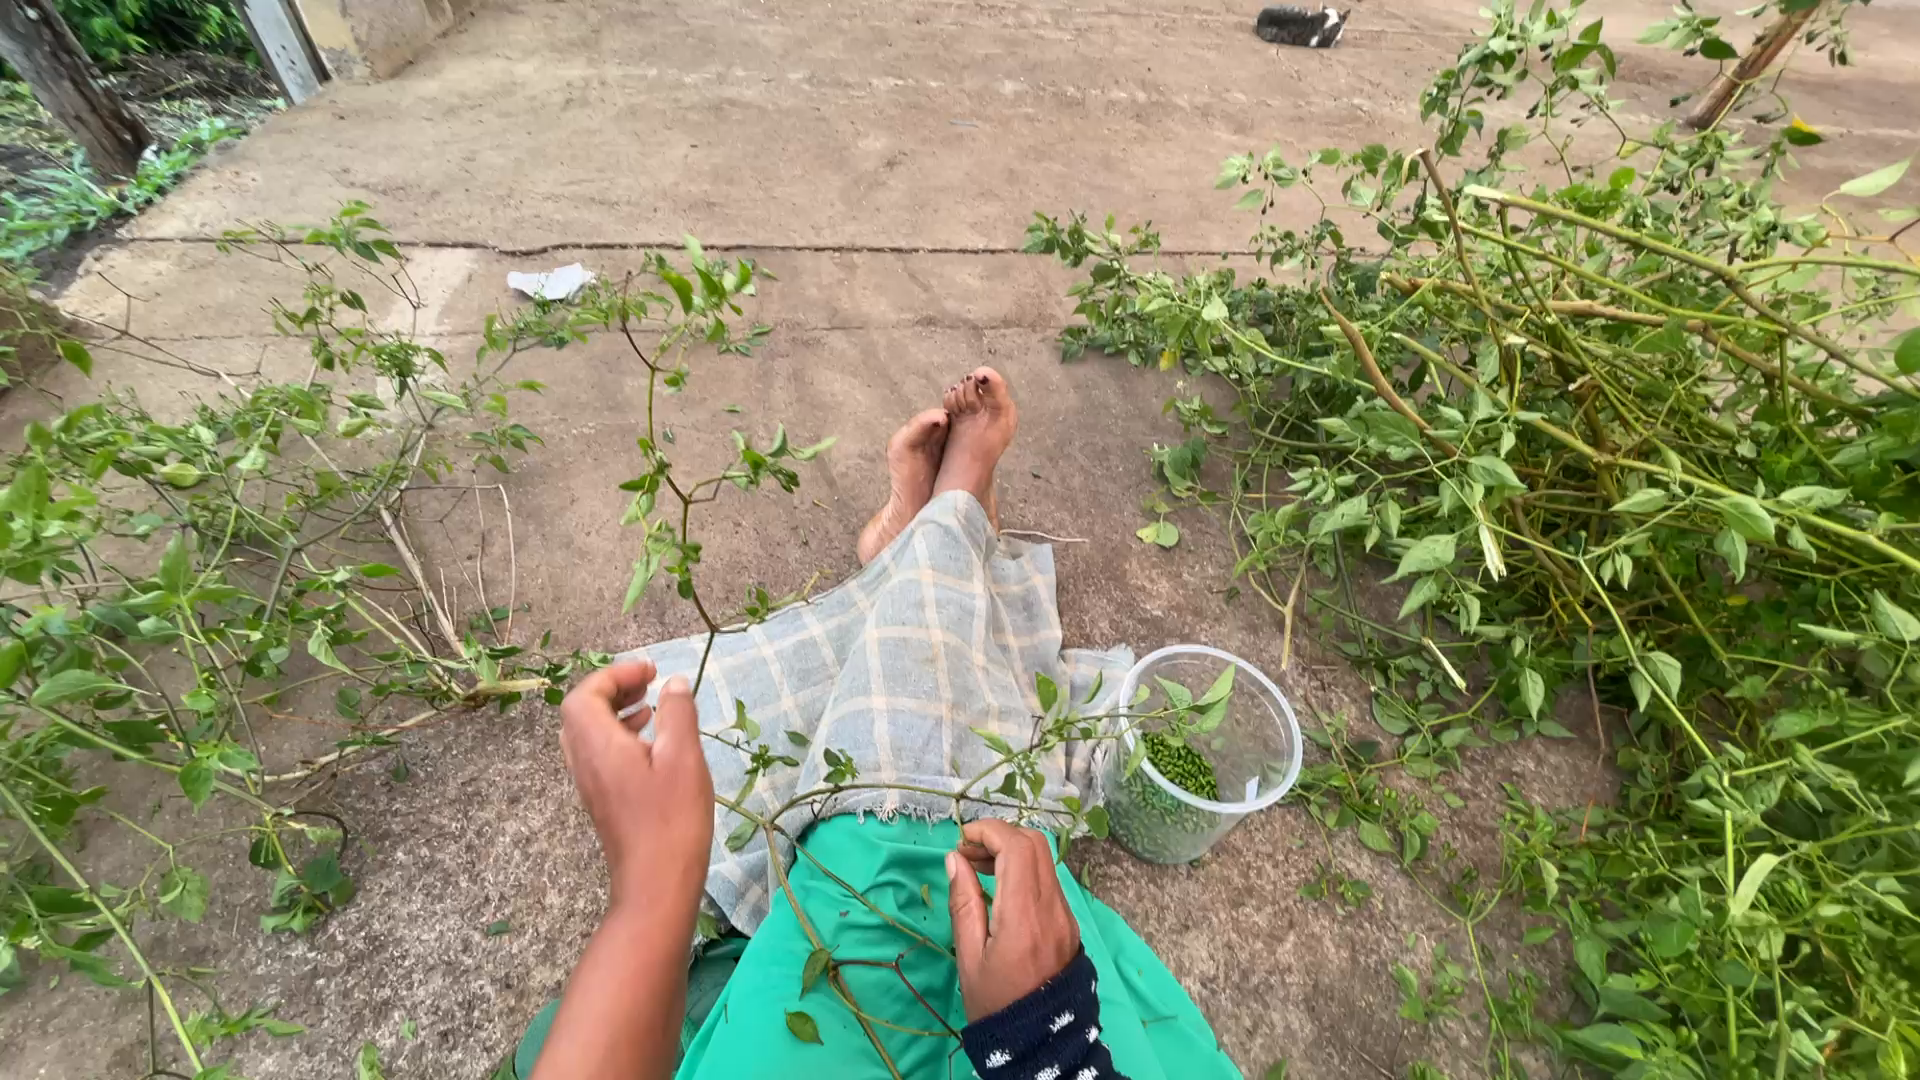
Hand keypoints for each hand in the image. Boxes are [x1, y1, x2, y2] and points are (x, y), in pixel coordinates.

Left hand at [559, 660, 713, 908]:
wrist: (657, 882)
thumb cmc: (672, 817)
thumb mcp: (683, 757)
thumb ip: (677, 714)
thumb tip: (674, 683)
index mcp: (598, 747)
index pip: (584, 696)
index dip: (613, 675)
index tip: (651, 670)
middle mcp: (585, 763)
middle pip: (580, 712)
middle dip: (612, 688)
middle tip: (649, 682)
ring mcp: (591, 784)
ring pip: (588, 734)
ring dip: (616, 710)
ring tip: (652, 705)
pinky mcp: (603, 799)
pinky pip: (599, 753)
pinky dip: (620, 734)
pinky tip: (653, 742)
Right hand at [945, 819, 1081, 1021]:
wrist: (1042, 1046)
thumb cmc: (996, 1006)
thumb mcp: (969, 958)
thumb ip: (963, 903)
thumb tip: (955, 858)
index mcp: (1024, 915)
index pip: (1016, 847)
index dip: (989, 831)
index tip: (962, 839)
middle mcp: (1051, 907)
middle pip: (1034, 843)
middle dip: (1000, 835)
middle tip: (968, 851)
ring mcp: (1064, 913)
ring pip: (1044, 858)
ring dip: (1011, 850)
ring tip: (977, 867)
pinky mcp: (1068, 922)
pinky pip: (1047, 879)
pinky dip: (1023, 869)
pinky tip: (999, 887)